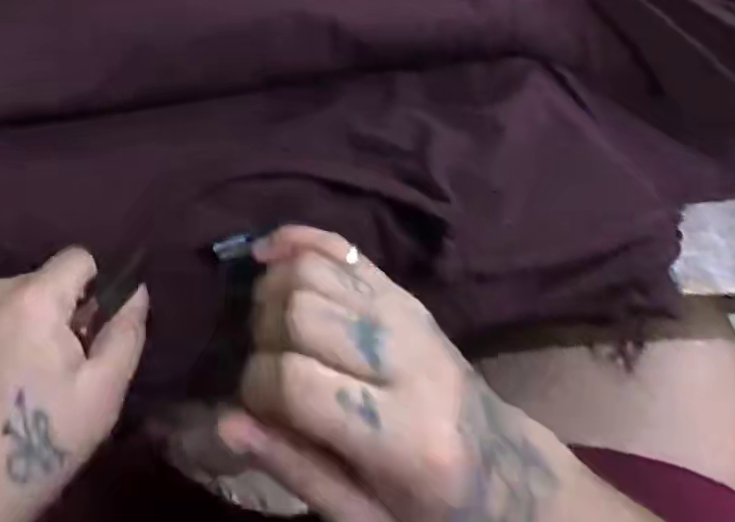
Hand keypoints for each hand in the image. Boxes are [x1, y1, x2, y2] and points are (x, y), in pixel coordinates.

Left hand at [0, 248, 148, 521]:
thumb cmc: (40, 442)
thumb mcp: (101, 396)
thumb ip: (125, 334)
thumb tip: (137, 289)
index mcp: (33, 297)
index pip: (79, 257)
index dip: (96, 288)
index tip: (93, 331)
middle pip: (45, 280)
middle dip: (61, 311)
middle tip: (60, 368)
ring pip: (16, 296)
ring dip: (29, 321)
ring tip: (26, 377)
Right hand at [218, 226, 561, 521]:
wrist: (510, 477)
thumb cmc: (433, 512)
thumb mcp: (368, 518)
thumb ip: (296, 468)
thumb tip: (224, 420)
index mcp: (408, 438)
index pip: (296, 381)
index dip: (256, 389)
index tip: (256, 407)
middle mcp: (410, 363)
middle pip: (298, 310)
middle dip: (261, 334)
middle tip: (266, 363)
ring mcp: (408, 316)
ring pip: (310, 269)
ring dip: (270, 290)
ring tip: (269, 324)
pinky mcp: (402, 292)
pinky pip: (336, 245)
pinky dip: (293, 240)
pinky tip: (266, 256)